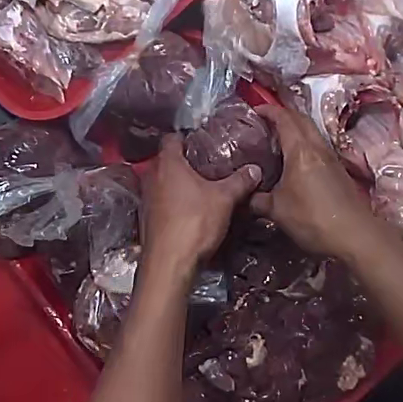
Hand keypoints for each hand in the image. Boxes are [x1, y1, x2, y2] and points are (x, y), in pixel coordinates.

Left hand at [141, 134, 259, 274]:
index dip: (188, 136)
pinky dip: (175, 202)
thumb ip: (240, 181)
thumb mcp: (225, 199)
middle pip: (168, 160)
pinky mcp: (147, 220)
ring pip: (164, 183)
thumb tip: (255, 169)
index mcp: (168, 164)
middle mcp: (152, 178)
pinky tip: (192, 210)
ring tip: (204, 187)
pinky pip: (162, 202)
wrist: (169, 264)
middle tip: (211, 164)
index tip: (206, 140)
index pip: (172, 138)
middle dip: (187, 161)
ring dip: (180, 184)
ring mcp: (146, 200)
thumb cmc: (194, 223)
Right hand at [249, 104, 386, 260]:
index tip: (255, 110)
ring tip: (278, 139)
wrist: (354, 234)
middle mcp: (318, 147)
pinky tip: (296, 161)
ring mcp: (332, 158)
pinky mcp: (339, 171)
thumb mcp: (277, 210)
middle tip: (265, 122)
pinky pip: (319, 147)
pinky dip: (305, 145)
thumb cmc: (312, 218)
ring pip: (312, 133)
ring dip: (297, 129)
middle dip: (284, 114)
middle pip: (302, 119)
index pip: (285, 118)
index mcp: (301, 150)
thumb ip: (257, 199)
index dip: (269, 110)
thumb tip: (244, 196)